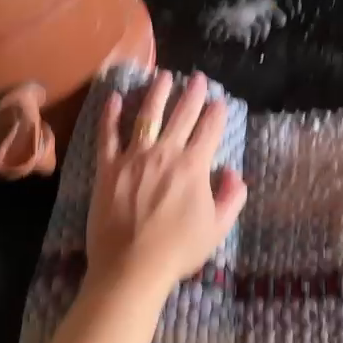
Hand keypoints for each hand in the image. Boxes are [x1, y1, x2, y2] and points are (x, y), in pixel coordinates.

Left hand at [87, 71, 247, 296]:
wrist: (131, 267)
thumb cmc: (178, 251)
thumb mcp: (217, 228)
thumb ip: (232, 198)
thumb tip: (235, 173)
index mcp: (194, 167)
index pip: (209, 131)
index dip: (217, 113)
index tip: (220, 101)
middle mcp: (165, 153)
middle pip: (181, 115)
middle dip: (192, 94)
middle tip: (197, 77)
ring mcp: (134, 158)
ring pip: (146, 115)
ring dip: (156, 93)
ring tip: (162, 76)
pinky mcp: (108, 168)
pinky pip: (108, 135)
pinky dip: (110, 115)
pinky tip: (113, 97)